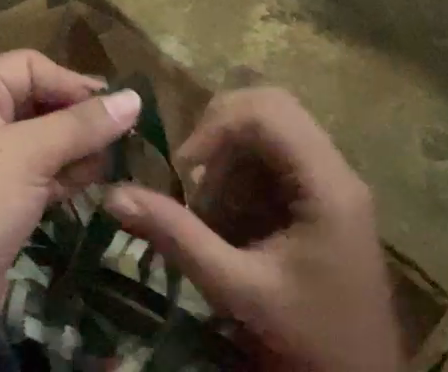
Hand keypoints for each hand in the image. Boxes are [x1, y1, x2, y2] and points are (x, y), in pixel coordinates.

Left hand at [0, 50, 140, 370]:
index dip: (72, 82)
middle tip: (122, 141)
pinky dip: (64, 176)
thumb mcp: (31, 155)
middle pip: (40, 100)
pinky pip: (40, 172)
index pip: (32, 65)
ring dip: (77, 150)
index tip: (116, 109)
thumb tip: (135, 97)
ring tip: (107, 168)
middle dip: (79, 119)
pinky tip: (89, 188)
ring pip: (45, 139)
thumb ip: (82, 125)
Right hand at [103, 88, 400, 371]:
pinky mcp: (320, 199)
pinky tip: (229, 223)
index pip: (268, 111)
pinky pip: (272, 160)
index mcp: (328, 185)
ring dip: (227, 161)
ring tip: (210, 214)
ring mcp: (331, 183)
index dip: (217, 126)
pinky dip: (240, 179)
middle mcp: (336, 171)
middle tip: (192, 178)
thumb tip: (112, 193)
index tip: (185, 168)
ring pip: (268, 131)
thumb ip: (177, 237)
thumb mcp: (238, 290)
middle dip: (220, 135)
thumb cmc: (307, 340)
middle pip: (270, 107)